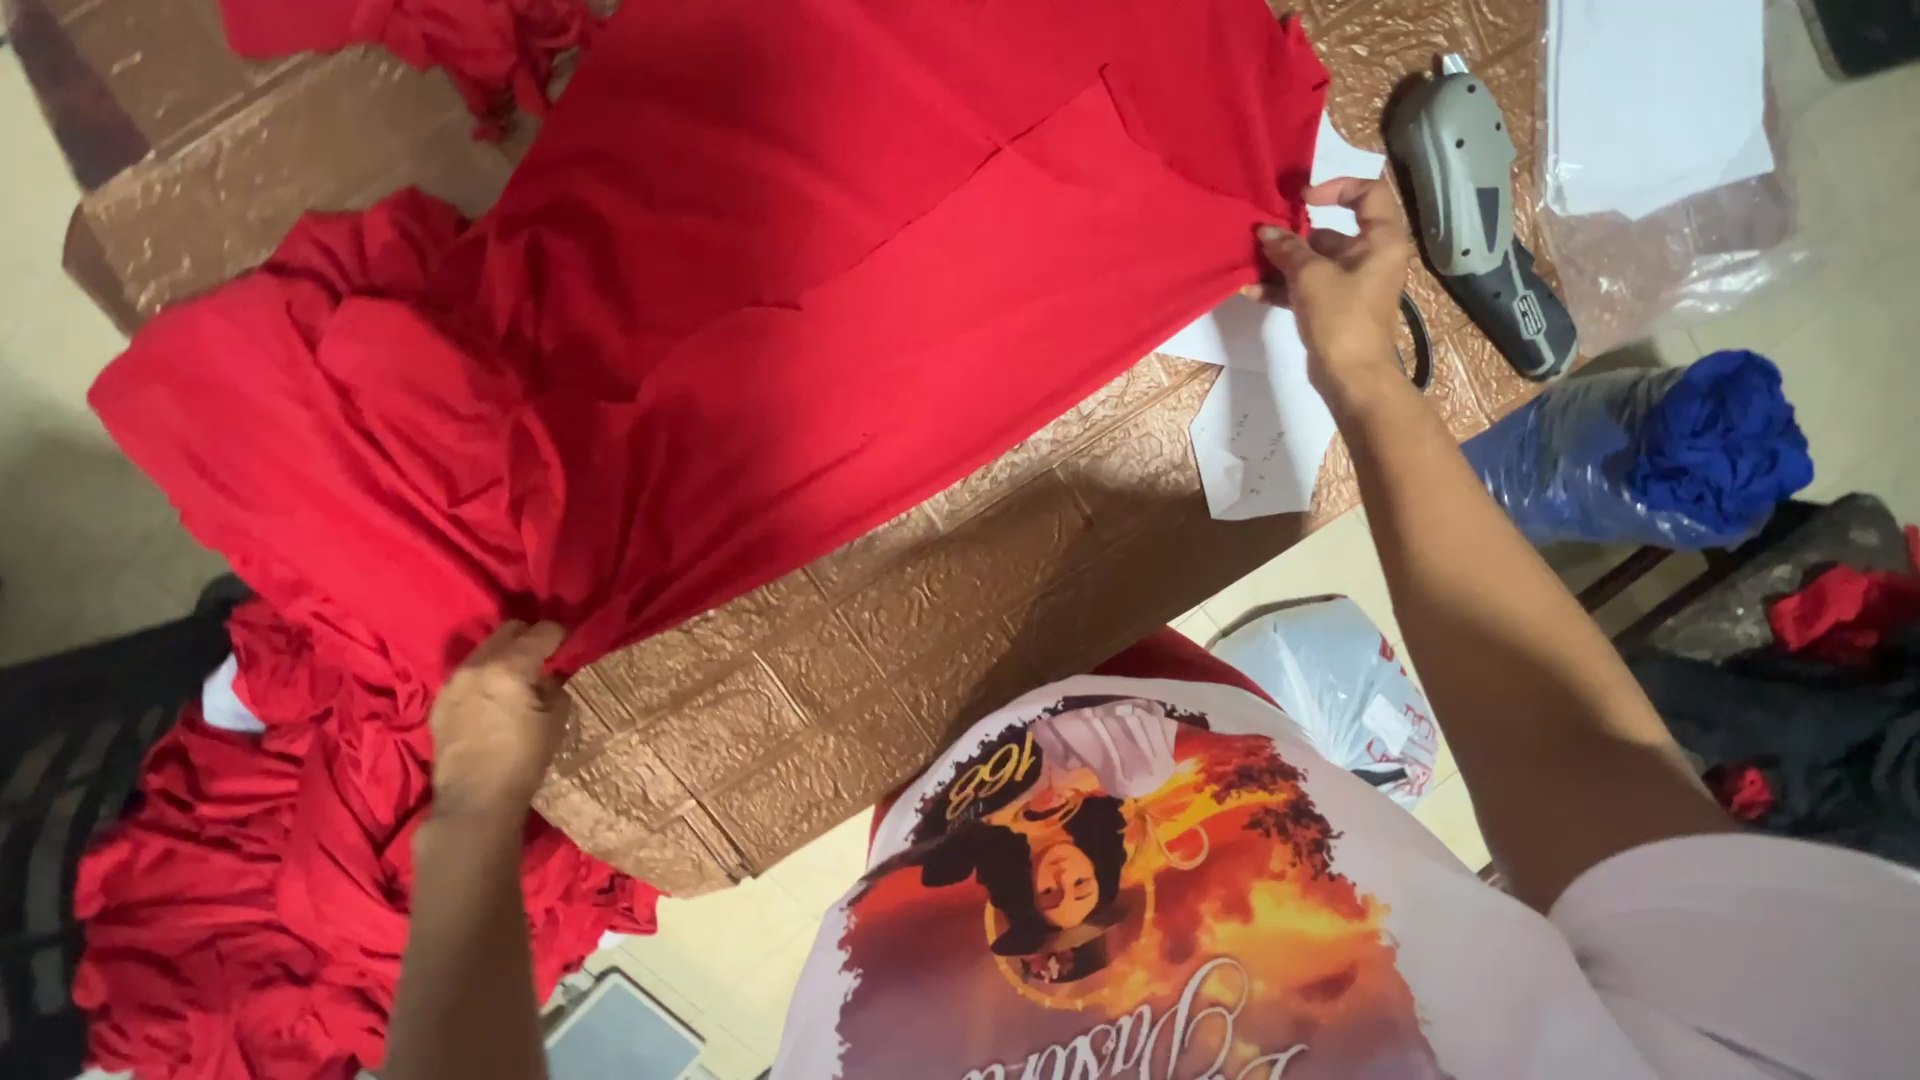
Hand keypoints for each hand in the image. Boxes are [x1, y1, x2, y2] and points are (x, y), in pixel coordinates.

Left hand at [427, 620, 571, 822]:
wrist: (475, 800)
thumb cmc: (524, 758)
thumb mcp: (556, 720)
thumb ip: (555, 688)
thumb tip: (547, 679)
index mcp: (509, 667)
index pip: (542, 632)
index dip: (560, 636)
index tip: (567, 646)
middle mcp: (477, 666)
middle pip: (508, 632)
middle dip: (528, 638)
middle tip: (543, 657)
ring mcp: (453, 684)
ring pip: (483, 651)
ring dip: (503, 657)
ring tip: (516, 678)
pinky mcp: (439, 704)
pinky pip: (466, 676)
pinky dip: (483, 678)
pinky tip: (492, 699)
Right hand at [1249, 176, 1414, 411]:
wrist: (1351, 375)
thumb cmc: (1340, 317)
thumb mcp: (1310, 277)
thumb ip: (1287, 249)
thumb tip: (1265, 231)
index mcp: (1380, 239)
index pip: (1368, 193)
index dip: (1336, 187)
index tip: (1303, 200)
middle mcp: (1370, 256)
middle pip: (1331, 232)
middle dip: (1294, 235)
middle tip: (1263, 235)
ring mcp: (1351, 283)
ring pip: (1314, 262)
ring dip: (1282, 263)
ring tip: (1250, 263)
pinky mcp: (1334, 307)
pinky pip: (1307, 287)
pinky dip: (1283, 287)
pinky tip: (1252, 290)